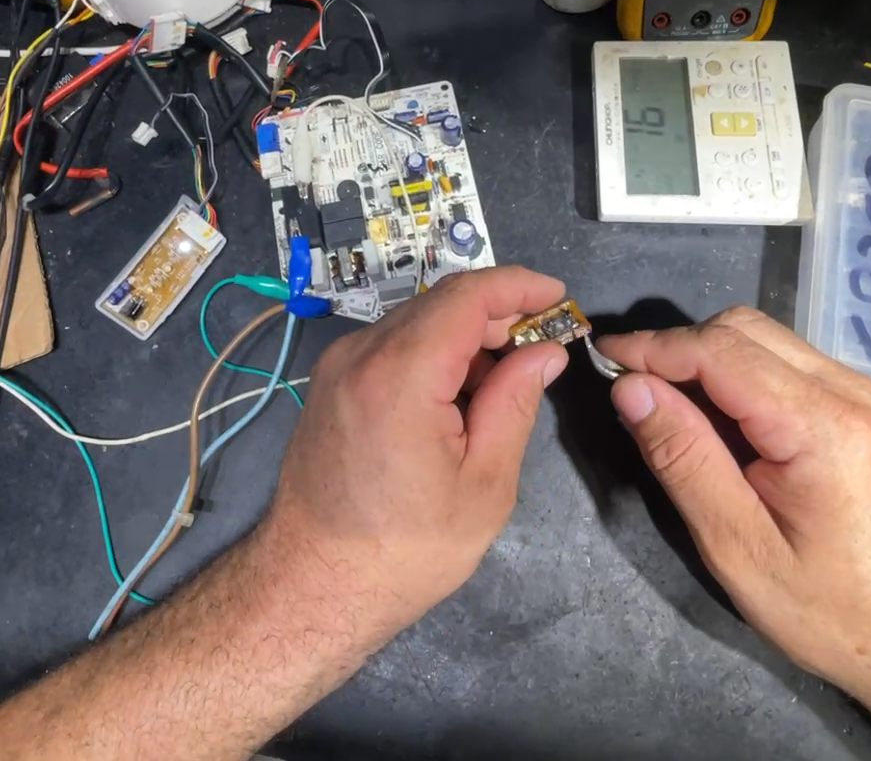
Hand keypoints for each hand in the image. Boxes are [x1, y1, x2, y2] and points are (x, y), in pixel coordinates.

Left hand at [253, 267, 570, 645]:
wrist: (312, 584)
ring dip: (466, 337)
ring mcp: (337, 363)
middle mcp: (360, 352)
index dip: (518, 286)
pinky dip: (433, 353)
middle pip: (440, 303)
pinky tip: (457, 396)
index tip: (558, 297)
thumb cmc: (405, 549)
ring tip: (503, 384)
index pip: (466, 295)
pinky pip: (392, 344)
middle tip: (541, 349)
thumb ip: (516, 403)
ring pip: (417, 321)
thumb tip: (545, 352)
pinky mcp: (330, 380)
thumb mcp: (483, 484)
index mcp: (399, 373)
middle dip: (497, 315)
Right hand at [595, 307, 870, 716]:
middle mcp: (858, 393)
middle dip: (678, 346)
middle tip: (635, 386)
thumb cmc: (836, 614)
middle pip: (744, 329)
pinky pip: (793, 362)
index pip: (719, 351)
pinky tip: (727, 417)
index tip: (604, 354)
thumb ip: (682, 458)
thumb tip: (629, 387)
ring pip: (768, 339)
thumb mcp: (739, 549)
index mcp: (826, 428)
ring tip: (674, 404)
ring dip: (709, 356)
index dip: (653, 347)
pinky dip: (743, 372)